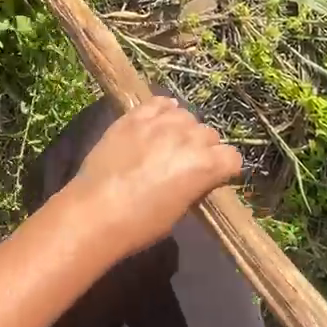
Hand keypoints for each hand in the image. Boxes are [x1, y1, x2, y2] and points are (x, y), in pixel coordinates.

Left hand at [67, 96, 241, 254]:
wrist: (95, 211)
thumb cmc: (141, 223)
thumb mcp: (181, 209)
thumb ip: (196, 184)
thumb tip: (197, 175)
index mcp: (204, 165)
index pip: (231, 157)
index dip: (222, 168)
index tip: (211, 177)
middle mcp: (187, 138)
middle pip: (209, 134)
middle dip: (203, 148)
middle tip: (185, 164)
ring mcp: (158, 123)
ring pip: (185, 115)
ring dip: (182, 129)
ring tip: (168, 144)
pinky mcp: (133, 117)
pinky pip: (157, 104)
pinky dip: (162, 111)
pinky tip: (158, 121)